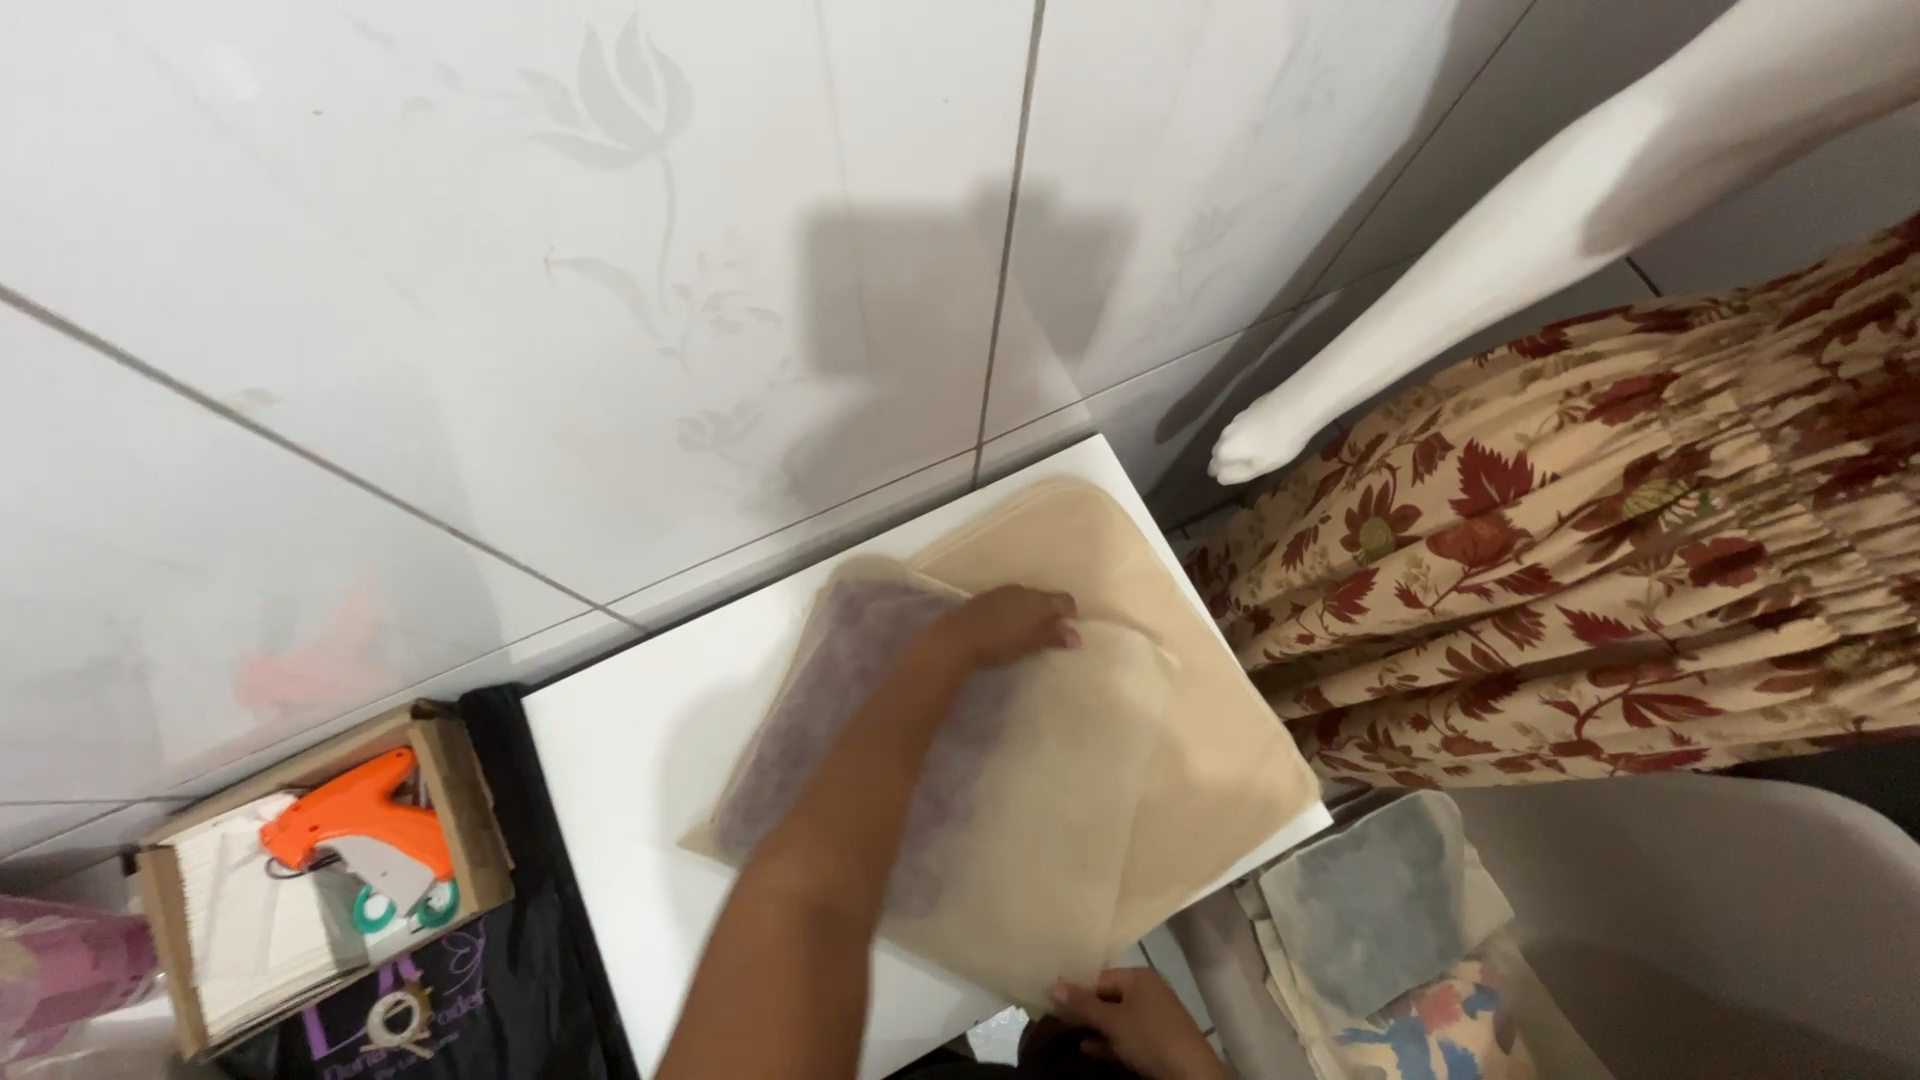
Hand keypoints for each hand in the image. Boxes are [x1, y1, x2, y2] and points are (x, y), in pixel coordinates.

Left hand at [927, 586, 1078, 668]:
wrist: (958, 637)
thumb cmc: (1000, 643)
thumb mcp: (1031, 643)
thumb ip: (1053, 636)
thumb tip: (1076, 636)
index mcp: (1038, 600)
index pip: (1065, 600)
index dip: (1070, 613)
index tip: (1067, 629)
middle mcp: (1023, 590)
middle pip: (1045, 597)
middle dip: (1049, 612)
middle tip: (1047, 632)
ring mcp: (1003, 591)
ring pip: (1026, 597)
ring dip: (1030, 610)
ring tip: (1026, 629)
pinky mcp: (986, 596)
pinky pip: (1008, 599)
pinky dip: (1013, 609)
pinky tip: (1006, 624)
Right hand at [1050, 969, 1223, 1079]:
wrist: (1192, 1076)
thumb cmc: (1150, 1038)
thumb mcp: (1113, 1022)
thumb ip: (1083, 1005)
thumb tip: (1053, 985)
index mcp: (1139, 977)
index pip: (1100, 977)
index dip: (1077, 988)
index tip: (1053, 1000)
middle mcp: (1148, 991)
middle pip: (1108, 996)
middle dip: (1085, 1009)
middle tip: (1057, 1017)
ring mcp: (1154, 1017)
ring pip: (1117, 1018)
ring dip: (1095, 1026)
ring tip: (1068, 1033)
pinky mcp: (1158, 1041)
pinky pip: (1127, 1035)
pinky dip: (1109, 1041)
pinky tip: (1088, 1049)